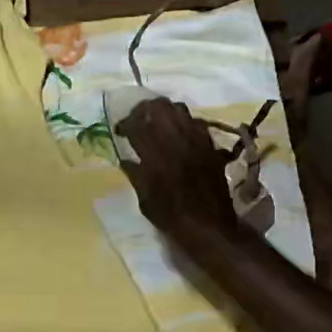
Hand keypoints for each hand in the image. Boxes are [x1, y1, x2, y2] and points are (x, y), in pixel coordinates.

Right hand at [114, 97, 239, 237]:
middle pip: (159, 106)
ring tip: (159, 124)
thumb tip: (126, 159)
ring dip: (166, 113)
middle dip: (144, 110)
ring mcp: (197, 139)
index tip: (120, 130)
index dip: (125, 123)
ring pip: (180, 109)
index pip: (136, 122)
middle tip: (139, 120)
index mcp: (155, 152)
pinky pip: (196, 123)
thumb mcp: (144, 198)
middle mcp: (176, 139)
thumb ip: (135, 174)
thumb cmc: (171, 216)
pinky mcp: (211, 145)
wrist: (208, 225)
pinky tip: (180, 136)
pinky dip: (185, 124)